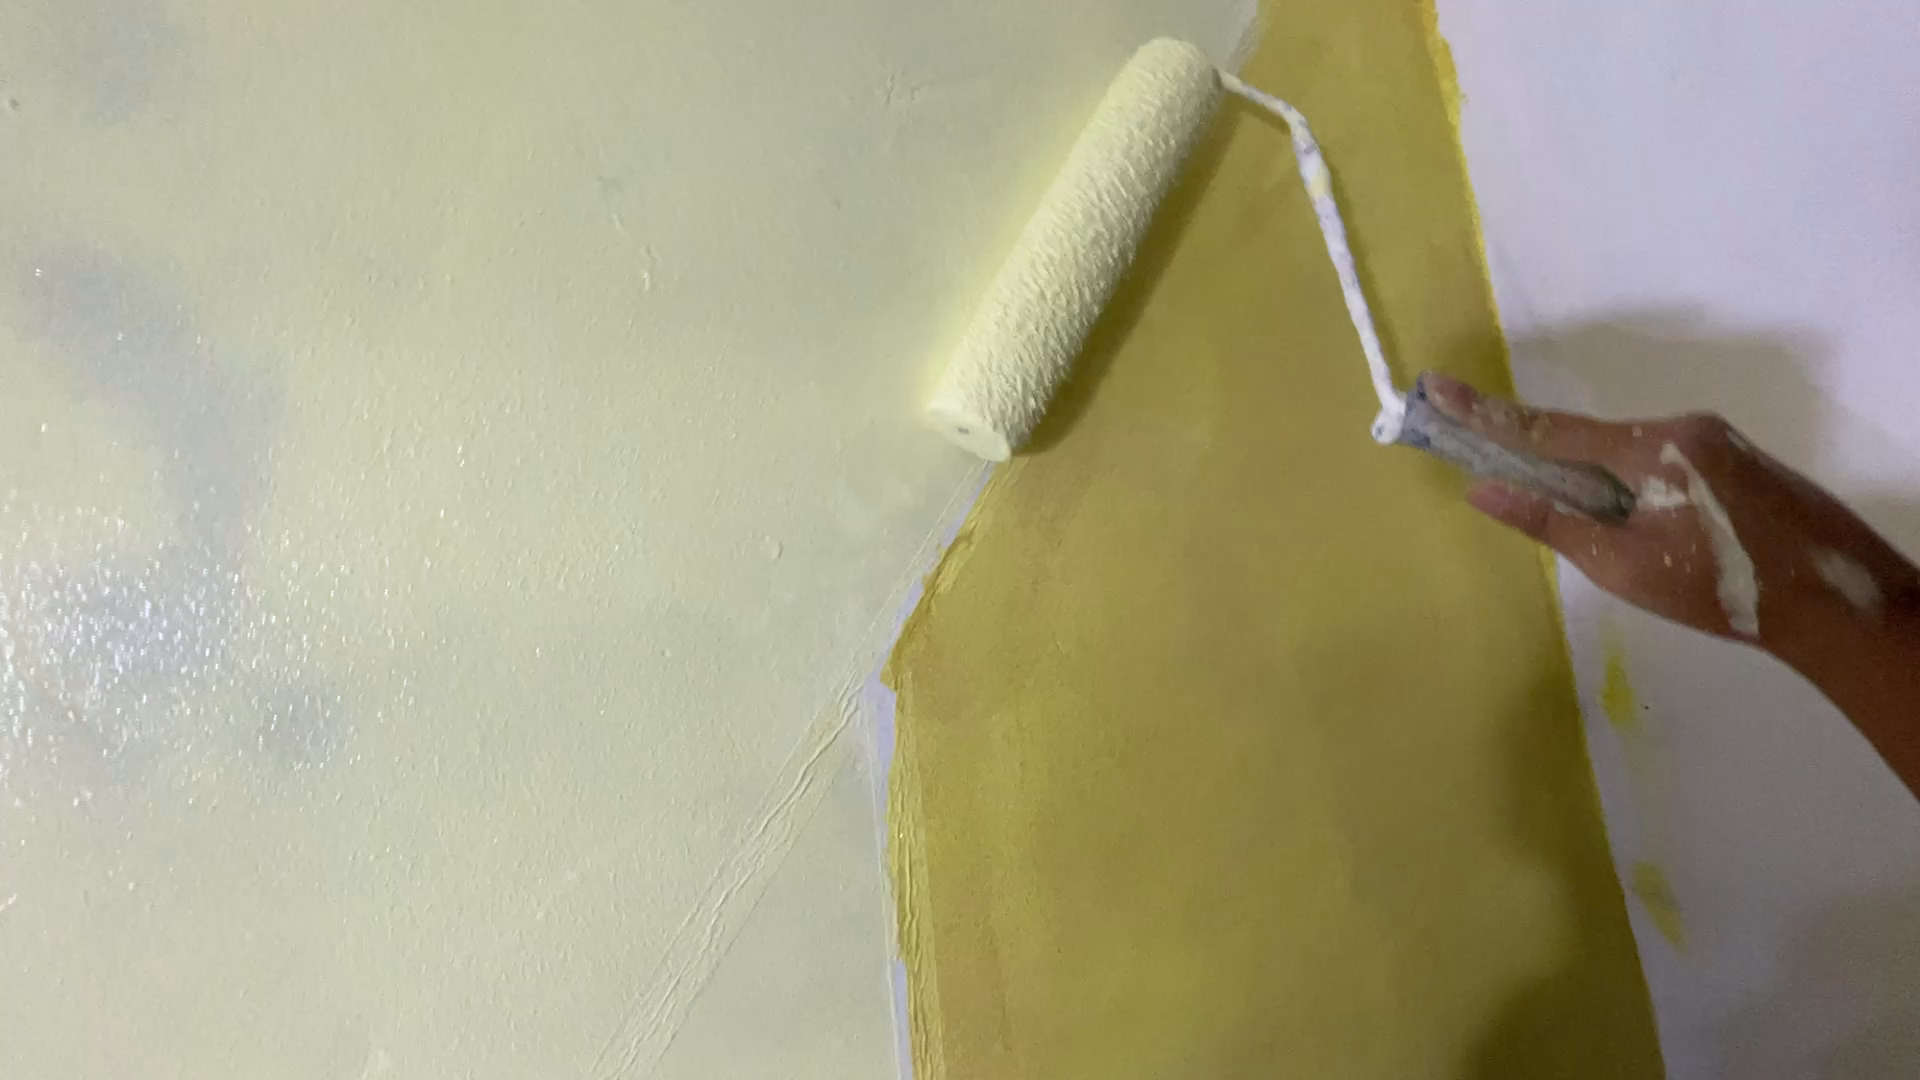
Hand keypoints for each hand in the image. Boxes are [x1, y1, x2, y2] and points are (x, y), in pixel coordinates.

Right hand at [1421, 374, 1918, 653]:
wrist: (1849, 611)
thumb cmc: (1721, 589)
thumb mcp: (1618, 563)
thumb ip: (1547, 520)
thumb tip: (1480, 491)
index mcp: (1654, 448)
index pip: (1547, 429)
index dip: (1485, 412)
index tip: (1437, 387)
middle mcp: (1683, 429)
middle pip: (1583, 439)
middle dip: (1538, 459)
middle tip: (1498, 475)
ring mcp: (1713, 443)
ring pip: (1618, 453)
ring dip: (1586, 483)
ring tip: (1603, 534)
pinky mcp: (1730, 462)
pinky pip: (1650, 461)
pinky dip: (1618, 484)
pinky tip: (1633, 525)